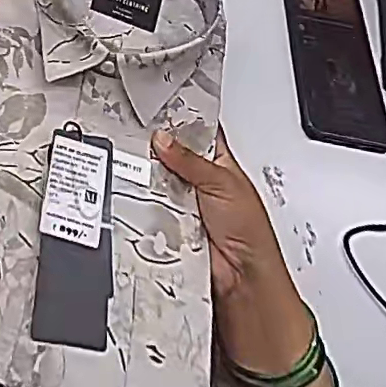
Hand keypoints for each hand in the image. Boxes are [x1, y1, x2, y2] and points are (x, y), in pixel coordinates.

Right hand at [152, 128, 290, 299]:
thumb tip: (163, 139)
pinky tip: (136, 192)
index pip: (198, 131)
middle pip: (172, 154)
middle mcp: (200, 178)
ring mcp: (184, 199)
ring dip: (150, 175)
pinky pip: (152, 204)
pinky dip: (144, 199)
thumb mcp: (221, 182)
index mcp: (219, 160)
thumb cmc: (248, 229)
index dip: (181, 120)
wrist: (241, 276)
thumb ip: (190, 160)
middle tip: (141, 138)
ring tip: (137, 163)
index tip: (159, 110)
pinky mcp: (171, 220)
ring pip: (159, 179)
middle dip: (158, 148)